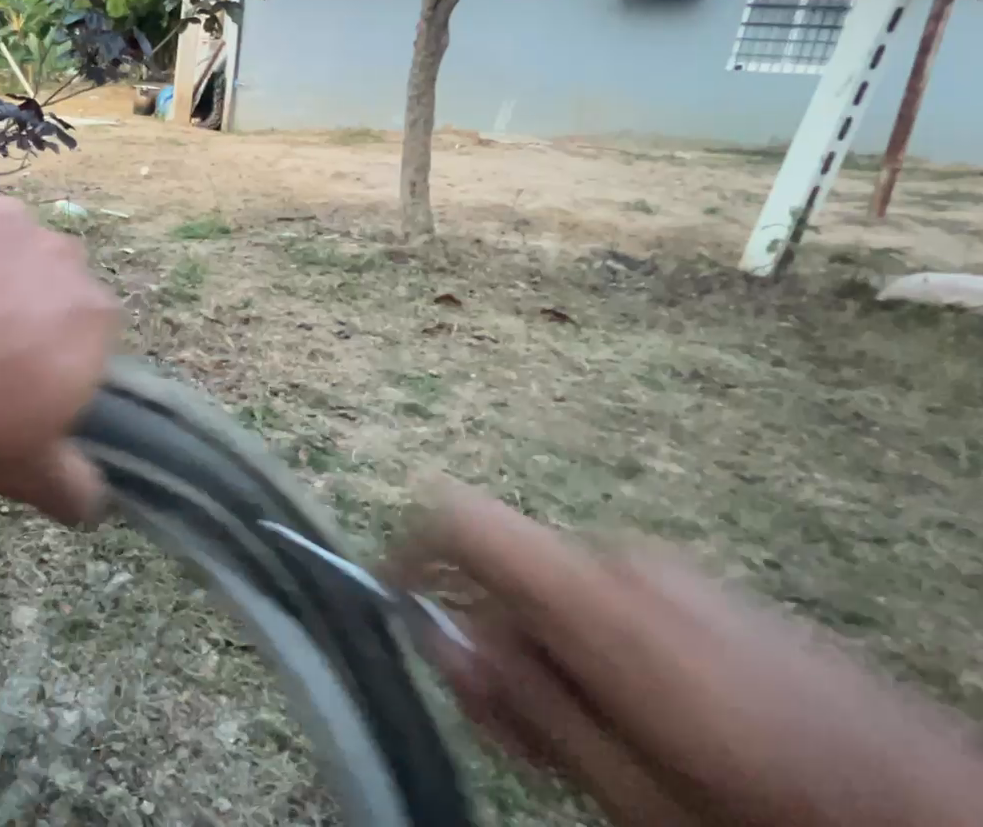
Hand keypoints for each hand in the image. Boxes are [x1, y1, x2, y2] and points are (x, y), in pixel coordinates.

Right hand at [391, 485, 982, 826]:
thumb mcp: (619, 783)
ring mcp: (672, 569)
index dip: (406, 549)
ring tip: (586, 738)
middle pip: (504, 570)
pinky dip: (589, 646)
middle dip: (488, 640)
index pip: (460, 521)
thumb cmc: (760, 809)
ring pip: (553, 588)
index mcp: (599, 599)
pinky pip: (607, 595)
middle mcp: (629, 561)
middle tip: (514, 728)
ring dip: (541, 652)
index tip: (390, 604)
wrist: (939, 814)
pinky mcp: (702, 586)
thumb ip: (521, 700)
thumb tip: (437, 635)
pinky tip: (636, 717)